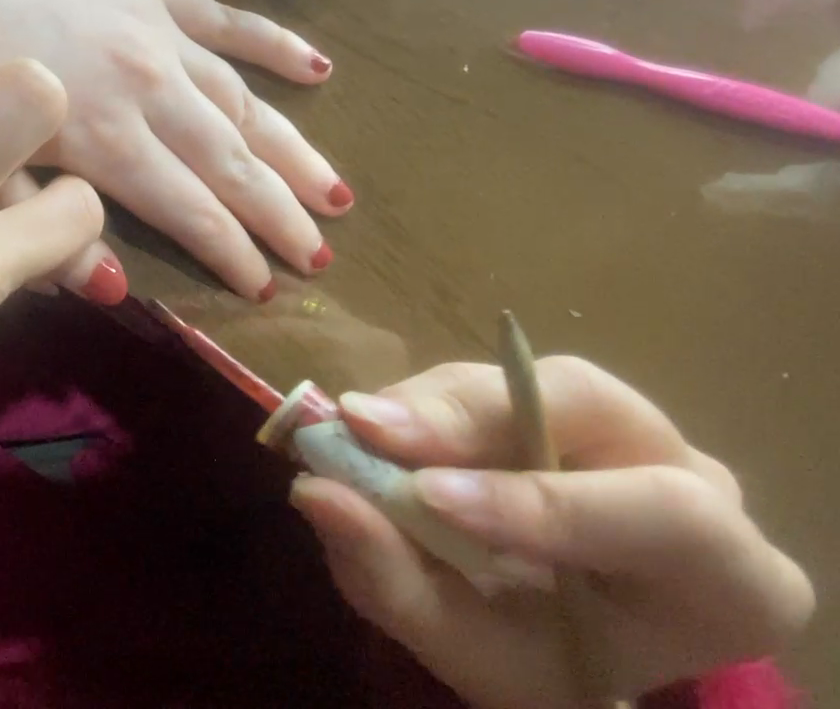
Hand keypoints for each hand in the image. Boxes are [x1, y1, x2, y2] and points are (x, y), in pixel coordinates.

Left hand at [0, 0, 345, 299]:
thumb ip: (46, 227)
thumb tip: (112, 291)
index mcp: (104, 138)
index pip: (192, 209)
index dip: (233, 252)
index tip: (269, 288)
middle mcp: (145, 85)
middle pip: (230, 160)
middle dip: (279, 213)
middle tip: (324, 257)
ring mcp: (149, 30)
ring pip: (239, 97)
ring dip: (289, 146)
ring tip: (336, 190)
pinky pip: (221, 18)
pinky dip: (270, 43)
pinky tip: (316, 69)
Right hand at [292, 357, 813, 707]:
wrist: (550, 634)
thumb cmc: (531, 660)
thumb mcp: (467, 651)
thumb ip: (394, 582)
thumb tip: (312, 492)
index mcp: (724, 579)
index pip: (668, 514)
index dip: (542, 497)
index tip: (424, 497)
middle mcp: (685, 476)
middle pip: (581, 401)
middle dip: (461, 411)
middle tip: (363, 426)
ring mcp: (613, 428)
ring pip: (515, 377)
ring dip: (422, 402)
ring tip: (351, 433)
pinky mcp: (541, 403)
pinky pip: (475, 380)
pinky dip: (410, 403)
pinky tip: (370, 434)